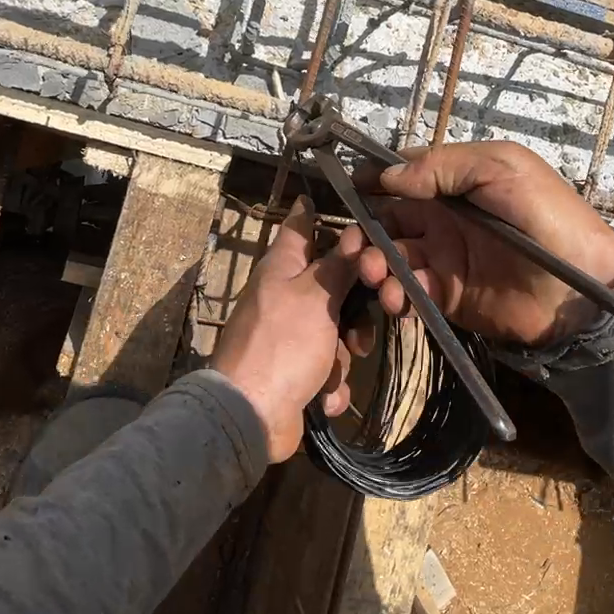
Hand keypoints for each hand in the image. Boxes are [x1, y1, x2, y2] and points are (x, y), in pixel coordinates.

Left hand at [210, 196, 360, 462]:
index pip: (299, 227)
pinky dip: (327, 384)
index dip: (313, 212)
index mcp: (281, 267)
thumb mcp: (317, 296)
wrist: (251, 414)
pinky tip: (323, 398)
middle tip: (362, 329)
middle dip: (353, 312)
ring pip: (333, 332)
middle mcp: (282, 295)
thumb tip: (354, 231)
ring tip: (334, 373)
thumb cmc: (283, 343)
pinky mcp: (293, 371)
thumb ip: (339, 265)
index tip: (328, 199)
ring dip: (339, 357)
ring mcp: (286, 335)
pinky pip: (324, 369)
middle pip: (331, 286)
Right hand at [340, 141, 613, 346]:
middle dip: (364, 230)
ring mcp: (444, 257)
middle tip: (352, 247)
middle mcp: (444, 217)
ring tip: (375, 274)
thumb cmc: (546, 217)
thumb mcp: (501, 169)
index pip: (404, 173)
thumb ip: (443, 166)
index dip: (375, 178)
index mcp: (457, 182)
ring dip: (374, 263)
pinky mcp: (447, 295)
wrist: (582, 291)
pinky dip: (394, 293)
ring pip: (391, 255)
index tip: (349, 186)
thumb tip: (389, 176)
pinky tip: (396, 297)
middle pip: (387, 218)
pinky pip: (408, 290)